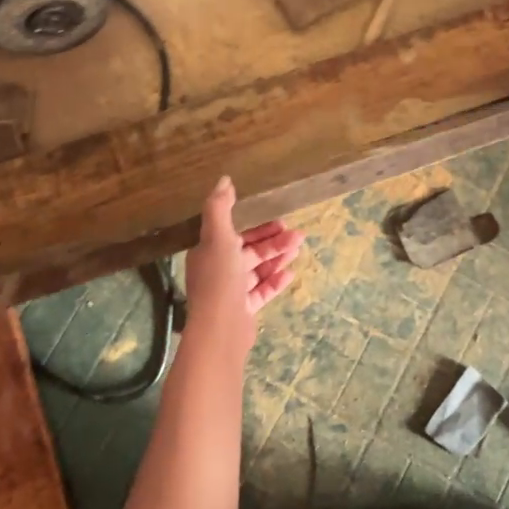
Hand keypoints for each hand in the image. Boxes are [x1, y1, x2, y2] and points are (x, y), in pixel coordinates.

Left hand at [184, 177, 302, 346]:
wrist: (220, 329)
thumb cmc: (219, 279)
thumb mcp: (218, 237)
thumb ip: (220, 207)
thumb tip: (224, 180)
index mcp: (210, 252)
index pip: (236, 234)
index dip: (258, 227)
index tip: (280, 222)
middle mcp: (218, 270)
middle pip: (250, 252)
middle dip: (273, 242)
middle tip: (298, 235)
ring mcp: (231, 292)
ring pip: (258, 270)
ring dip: (278, 258)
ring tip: (298, 250)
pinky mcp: (243, 310)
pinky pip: (262, 291)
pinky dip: (275, 281)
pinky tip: (291, 274)